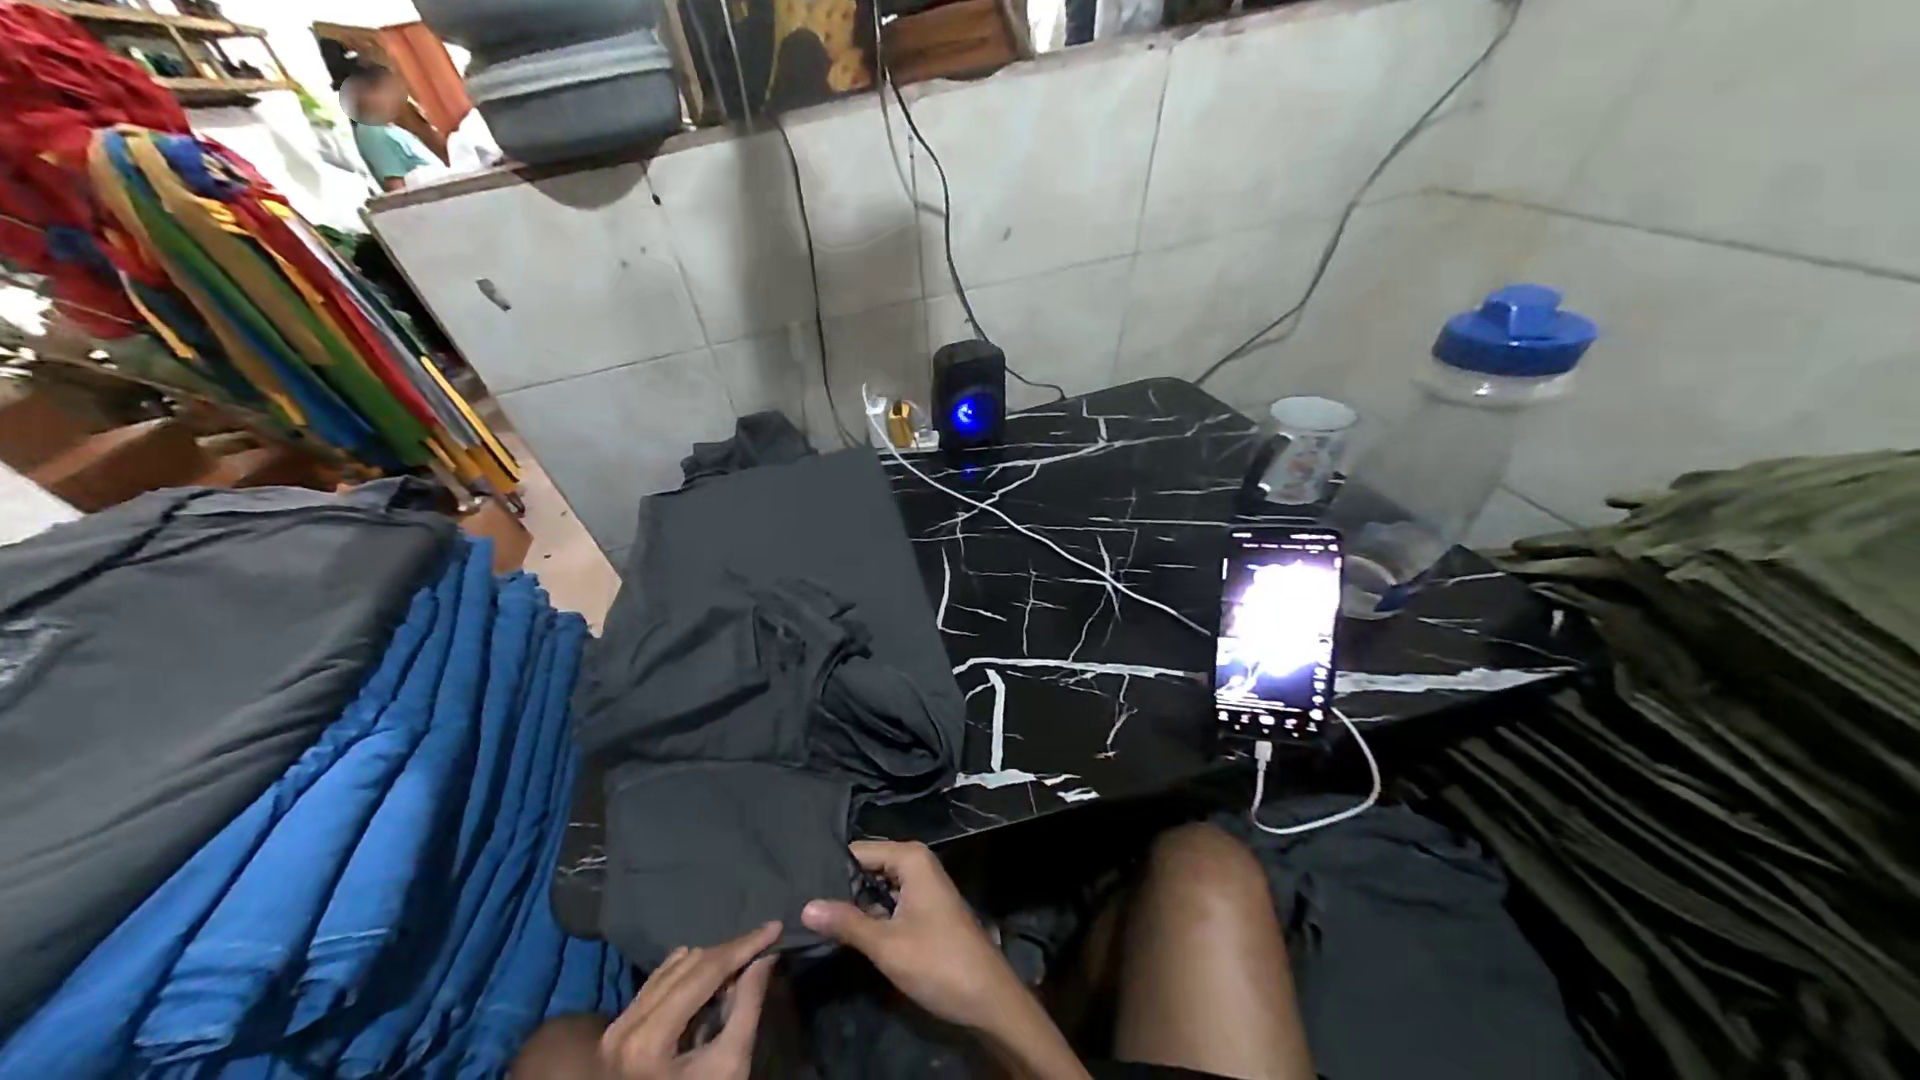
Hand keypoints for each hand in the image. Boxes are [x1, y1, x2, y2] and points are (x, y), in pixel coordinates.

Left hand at [600, 921, 780, 1079]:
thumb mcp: (730, 1066)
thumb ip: (748, 1006)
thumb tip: (766, 956)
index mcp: (649, 1040)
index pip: (705, 972)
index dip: (743, 946)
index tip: (776, 927)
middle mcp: (625, 1024)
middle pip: (689, 965)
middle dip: (730, 953)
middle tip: (763, 949)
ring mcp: (617, 1026)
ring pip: (673, 967)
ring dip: (711, 962)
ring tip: (740, 969)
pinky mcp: (618, 1029)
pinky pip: (659, 981)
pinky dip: (688, 973)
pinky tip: (710, 979)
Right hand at [802, 841, 1023, 1032]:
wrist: (988, 997)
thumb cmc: (939, 962)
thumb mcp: (887, 944)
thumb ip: (846, 923)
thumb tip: (804, 906)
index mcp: (911, 858)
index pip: (859, 851)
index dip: (829, 868)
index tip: (796, 883)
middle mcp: (916, 864)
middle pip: (867, 866)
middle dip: (838, 885)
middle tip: (797, 902)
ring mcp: (921, 886)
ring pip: (876, 886)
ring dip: (851, 902)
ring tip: (809, 914)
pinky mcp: (922, 909)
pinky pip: (887, 901)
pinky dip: (868, 913)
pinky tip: (840, 928)